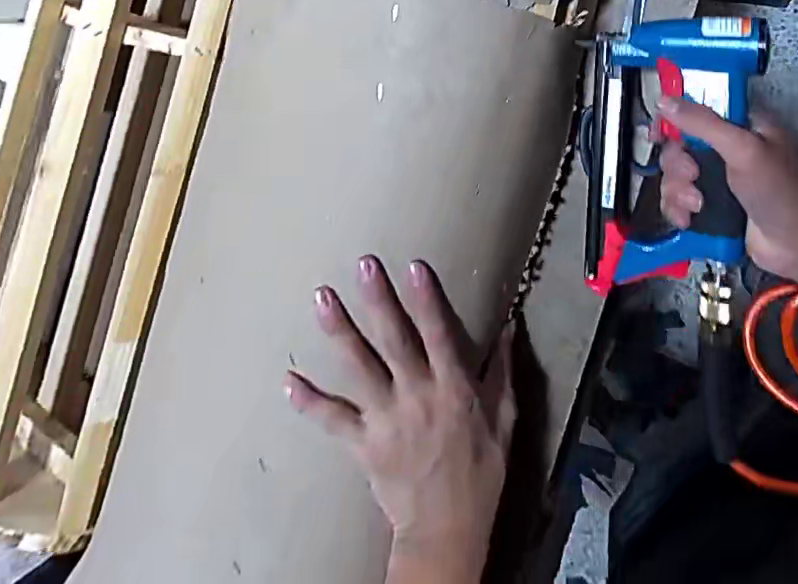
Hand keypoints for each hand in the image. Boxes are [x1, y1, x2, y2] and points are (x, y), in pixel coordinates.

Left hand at [286, 255, 514, 578]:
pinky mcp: (363, 444)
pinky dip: (309, 402)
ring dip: (339, 332)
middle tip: (363, 265)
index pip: (439, 335)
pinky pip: (332, 421)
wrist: (446, 533)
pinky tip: (287, 381)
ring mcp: (387, 420)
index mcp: (453, 389)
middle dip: (378, 300)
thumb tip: (510, 327)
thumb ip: (503, 372)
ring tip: (322, 298)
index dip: (427, 300)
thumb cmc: (480, 471)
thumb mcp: (504, 420)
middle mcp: (417, 397)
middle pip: (394, 341)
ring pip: (359, 369)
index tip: (414, 267)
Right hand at [654, 95, 797, 282]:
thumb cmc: (782, 193)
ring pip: (675, 177)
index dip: (673, 120)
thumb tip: (665, 101)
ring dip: (678, 192)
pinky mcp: (712, 207)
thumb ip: (703, 123)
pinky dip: (678, 211)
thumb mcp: (743, 150)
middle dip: (678, 166)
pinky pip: (678, 202)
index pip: (696, 111)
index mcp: (740, 126)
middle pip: (678, 147)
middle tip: (693, 178)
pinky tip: (690, 220)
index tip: (659, 133)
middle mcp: (727, 150)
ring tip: (697, 207)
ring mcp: (718, 180)